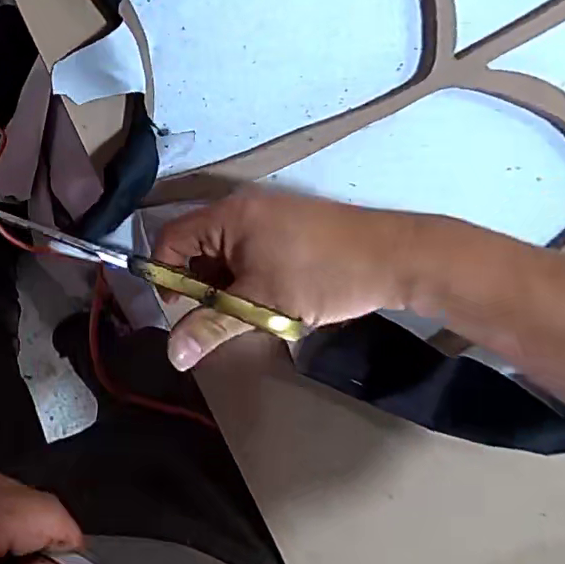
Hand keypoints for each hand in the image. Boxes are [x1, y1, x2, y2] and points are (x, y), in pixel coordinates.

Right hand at [154, 189, 442, 370]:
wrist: (399, 258)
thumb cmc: (324, 275)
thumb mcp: (262, 305)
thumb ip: (212, 326)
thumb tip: (172, 356)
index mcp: (227, 215)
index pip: (170, 238)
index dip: (165, 274)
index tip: (181, 309)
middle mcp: (241, 207)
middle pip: (196, 246)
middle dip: (202, 284)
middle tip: (222, 314)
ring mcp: (267, 213)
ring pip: (224, 252)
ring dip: (228, 283)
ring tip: (254, 309)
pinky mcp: (287, 224)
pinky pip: (248, 249)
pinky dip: (250, 275)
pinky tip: (273, 298)